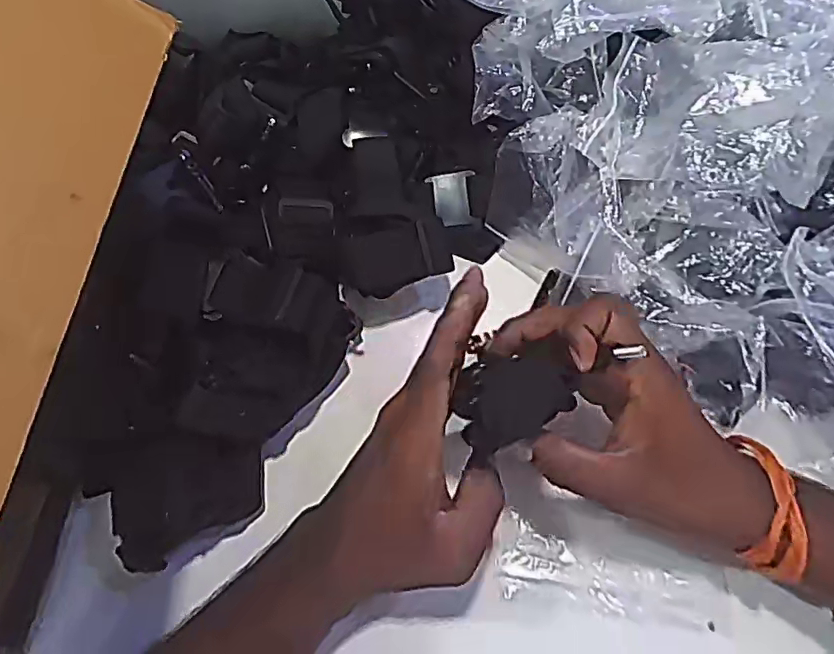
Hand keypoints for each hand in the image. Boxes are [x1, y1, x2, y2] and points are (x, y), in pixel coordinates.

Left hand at [289, 268, 505, 606]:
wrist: (340, 549)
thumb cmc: (386, 543)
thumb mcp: (455, 544)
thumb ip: (487, 500)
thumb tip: (492, 466)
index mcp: (418, 427)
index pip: (441, 359)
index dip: (458, 318)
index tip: (472, 287)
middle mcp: (404, 412)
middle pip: (436, 351)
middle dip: (460, 314)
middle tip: (479, 285)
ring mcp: (398, 417)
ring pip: (431, 364)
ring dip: (454, 336)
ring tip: (479, 315)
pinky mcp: (398, 428)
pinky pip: (428, 383)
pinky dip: (447, 362)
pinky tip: (463, 364)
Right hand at [491, 294, 774, 560]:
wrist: (734, 507)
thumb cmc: (688, 491)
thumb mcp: (620, 485)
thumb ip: (564, 462)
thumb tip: (522, 442)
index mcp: (639, 370)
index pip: (605, 313)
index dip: (576, 327)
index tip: (568, 364)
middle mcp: (629, 361)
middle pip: (579, 315)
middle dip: (537, 326)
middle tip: (503, 349)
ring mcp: (622, 373)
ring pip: (574, 334)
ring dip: (538, 340)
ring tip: (506, 359)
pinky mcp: (615, 388)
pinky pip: (574, 360)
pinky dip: (547, 362)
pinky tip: (527, 382)